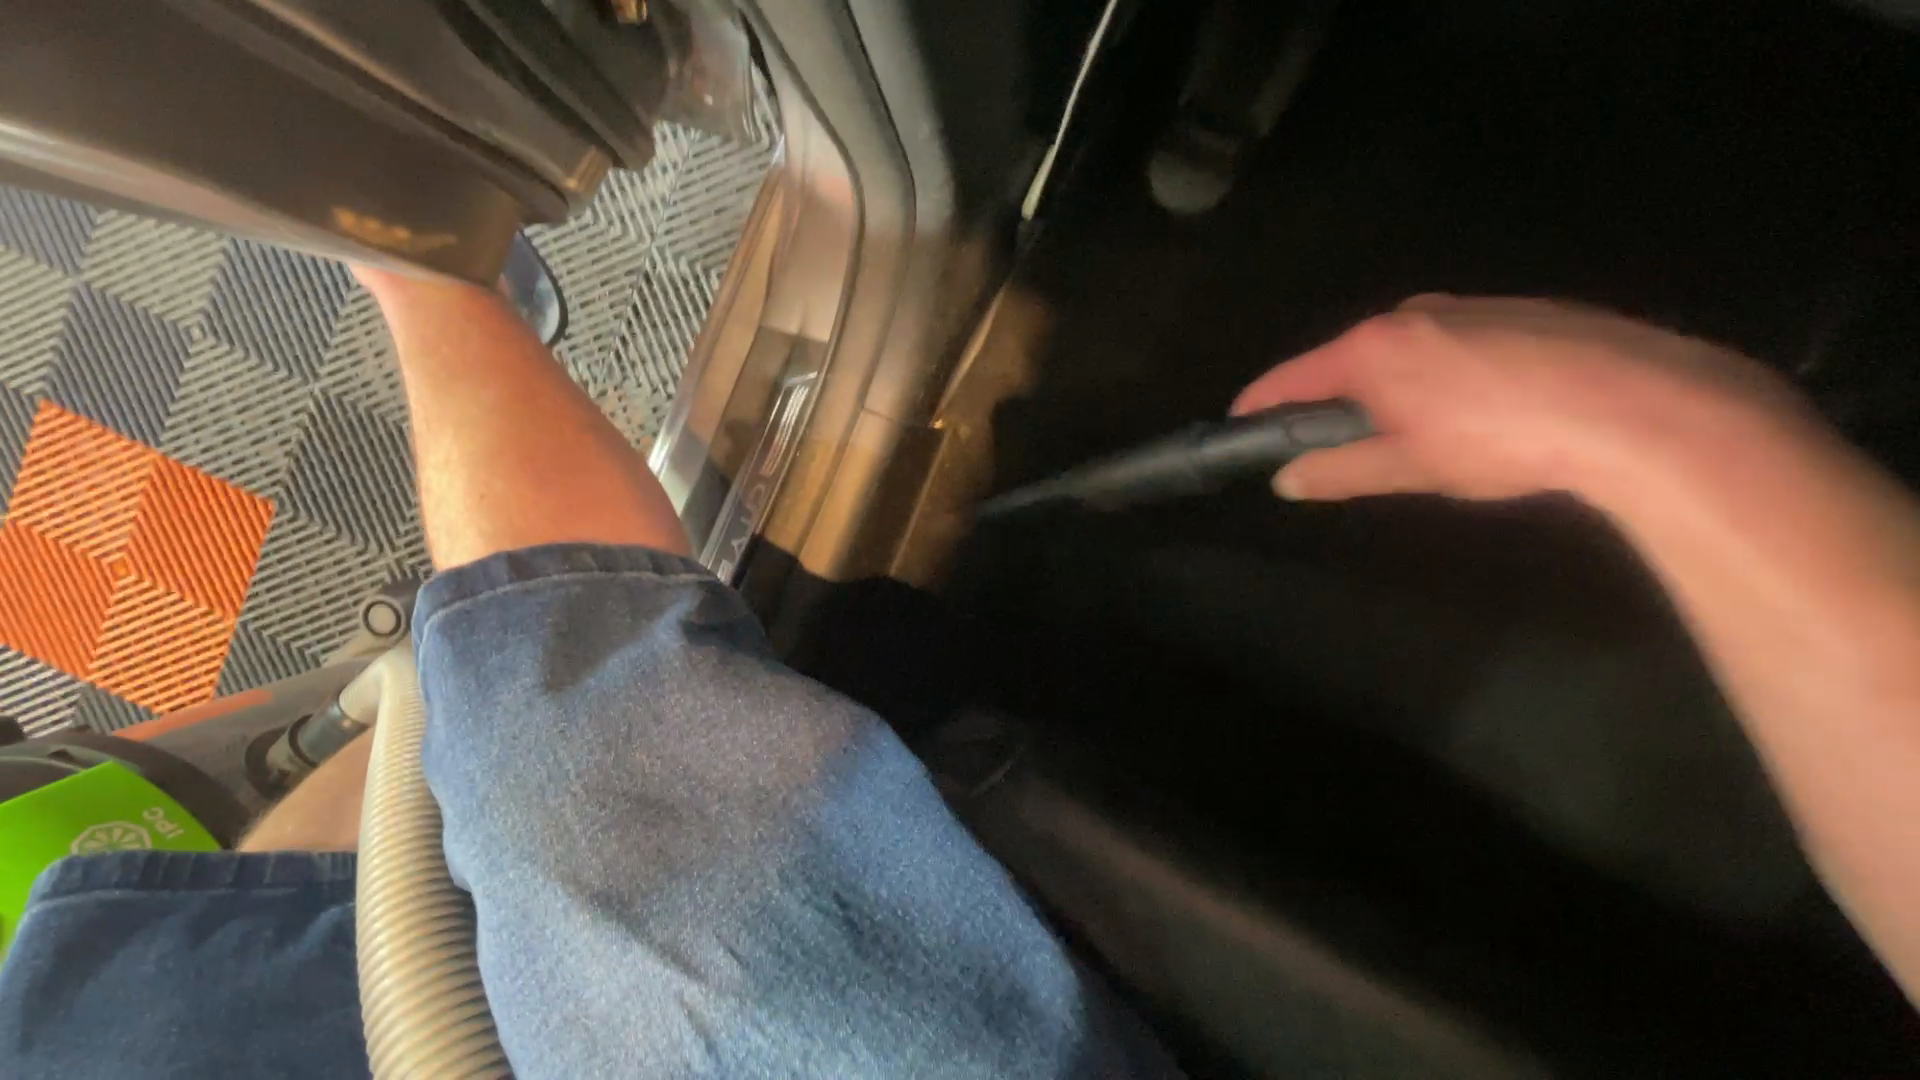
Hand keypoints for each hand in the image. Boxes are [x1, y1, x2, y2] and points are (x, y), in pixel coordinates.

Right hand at [1232, 295, 1817, 502]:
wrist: (1640, 407)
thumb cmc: (1500, 440)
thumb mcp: (1409, 466)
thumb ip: (1340, 470)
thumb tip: (1288, 479)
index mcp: (1373, 348)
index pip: (1291, 376)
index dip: (1259, 404)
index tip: (1238, 426)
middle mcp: (1412, 313)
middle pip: (1346, 358)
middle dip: (1330, 398)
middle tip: (1332, 443)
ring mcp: (1470, 306)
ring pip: (1403, 349)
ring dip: (1388, 386)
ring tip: (1412, 433)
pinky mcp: (1520, 311)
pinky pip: (1453, 343)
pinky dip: (1439, 374)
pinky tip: (1476, 411)